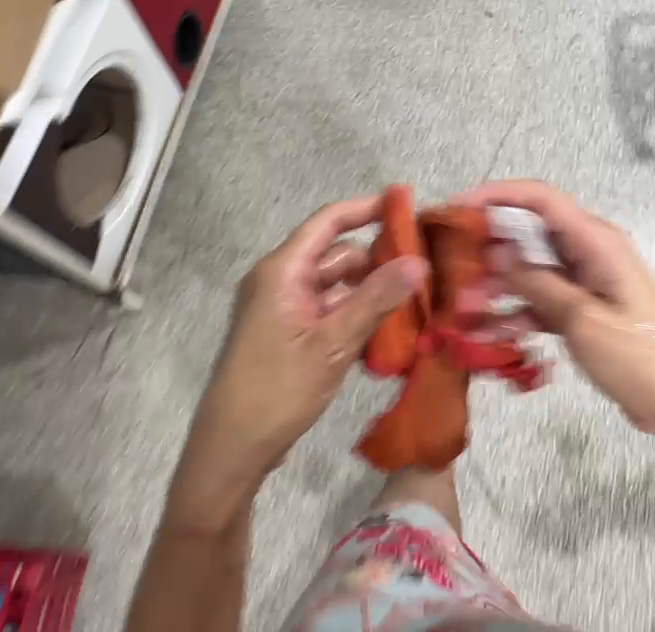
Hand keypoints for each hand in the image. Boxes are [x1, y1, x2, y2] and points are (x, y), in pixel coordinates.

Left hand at [169, 196, 427, 526]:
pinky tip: (387, 335)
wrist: (230, 449)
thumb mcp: (332, 344)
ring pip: (336, 287)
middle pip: (337, 255)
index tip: (407, 205)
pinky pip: (328, 311)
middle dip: (378, 262)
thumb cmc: (276, 390)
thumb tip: (417, 261)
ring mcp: (282, 308)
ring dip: (369, 294)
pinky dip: (355, 316)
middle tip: (424, 271)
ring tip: (415, 305)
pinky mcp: (287, 333)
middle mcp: (279, 280)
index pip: (329, 222)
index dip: (367, 209)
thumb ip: (375, 300)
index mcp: (282, 271)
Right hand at [457, 180, 654, 442]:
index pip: (541, 199)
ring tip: (464, 310)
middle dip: (490, 250)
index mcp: (596, 242)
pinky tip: (490, 334)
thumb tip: (496, 249)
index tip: (459, 206)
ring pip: (531, 273)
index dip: (498, 194)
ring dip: (499, 288)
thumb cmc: (640, 357)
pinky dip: (518, 314)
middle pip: (530, 235)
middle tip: (453, 271)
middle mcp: (589, 254)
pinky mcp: (583, 312)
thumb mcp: (583, 319)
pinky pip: (541, 303)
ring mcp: (586, 284)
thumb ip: (537, 282)